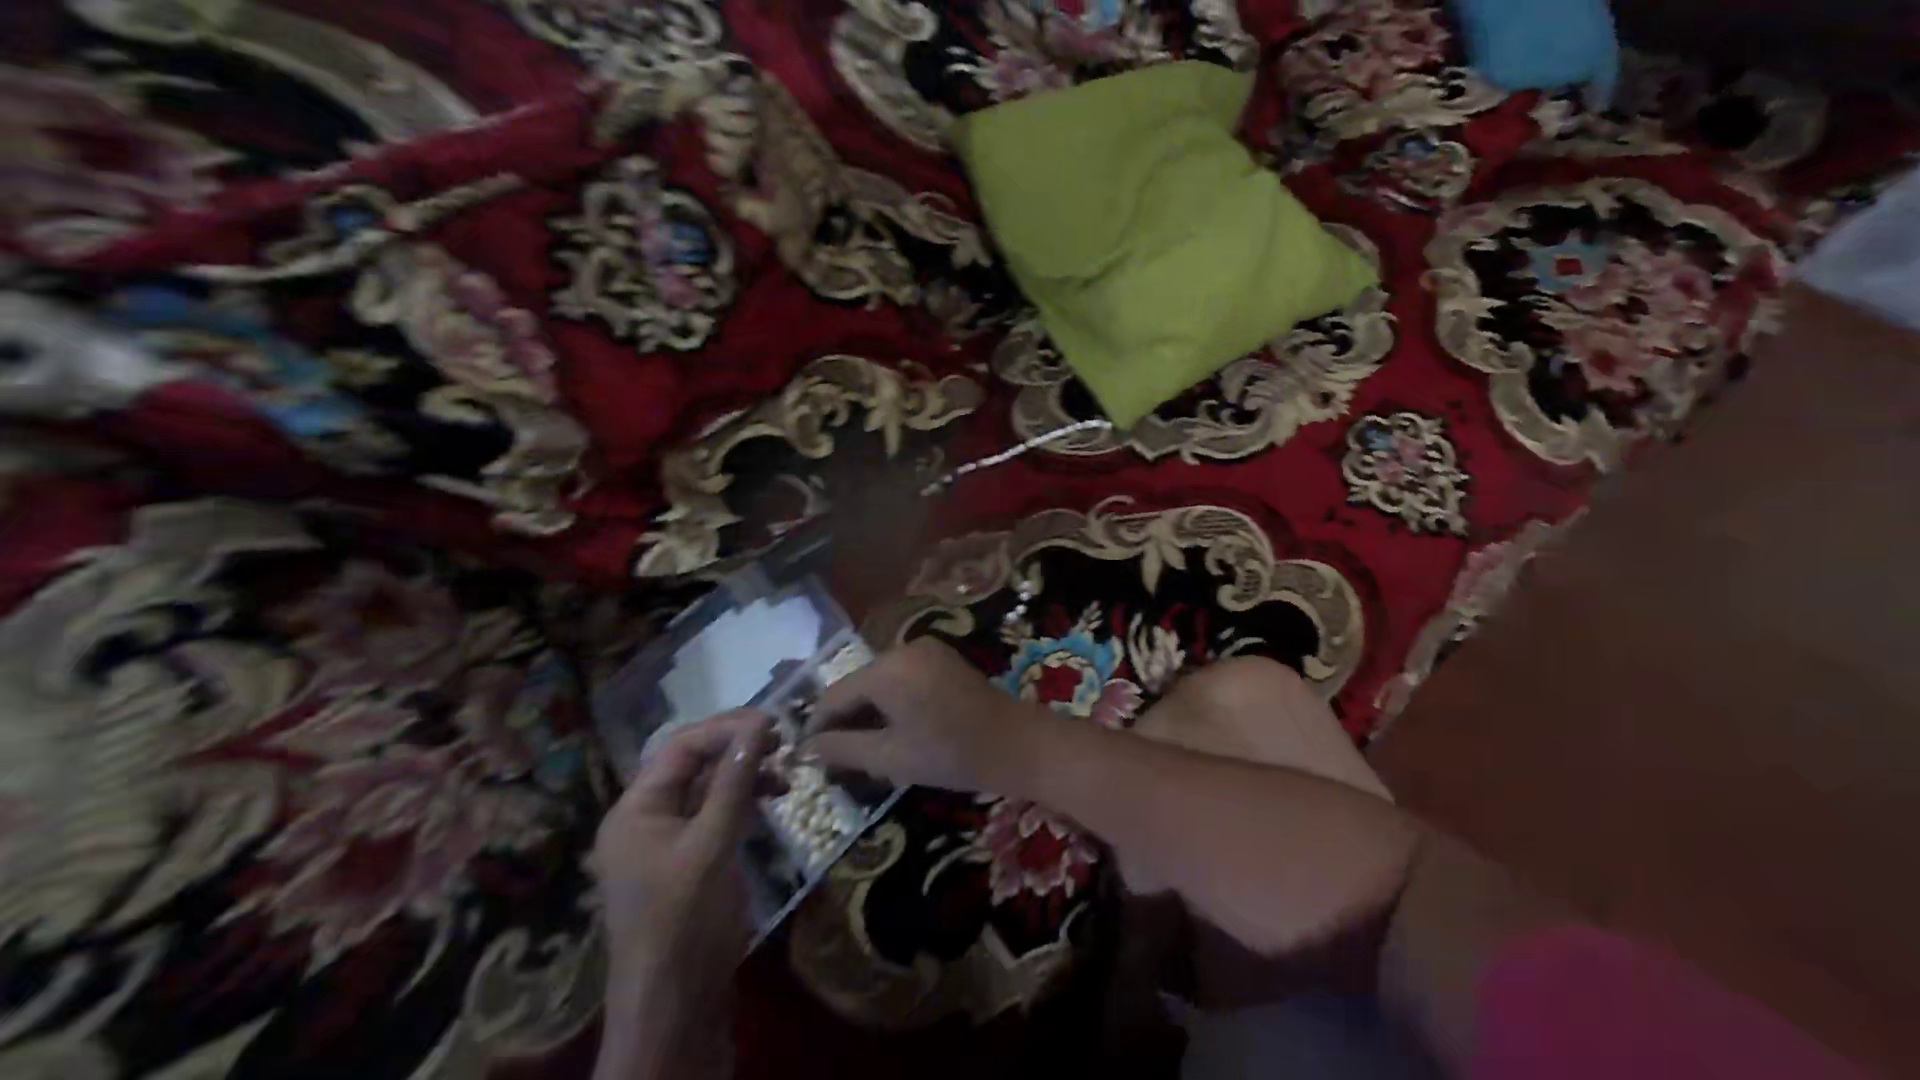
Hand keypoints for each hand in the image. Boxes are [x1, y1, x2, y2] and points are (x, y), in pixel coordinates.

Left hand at [590, 709, 772, 1079]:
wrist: (676, 1003)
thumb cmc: (684, 919)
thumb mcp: (711, 846)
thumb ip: (734, 782)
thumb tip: (759, 725)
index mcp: (636, 808)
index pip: (680, 747)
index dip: (725, 728)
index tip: (771, 721)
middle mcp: (649, 815)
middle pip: (694, 762)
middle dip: (737, 747)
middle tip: (782, 740)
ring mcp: (673, 837)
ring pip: (711, 785)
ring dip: (747, 772)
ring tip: (786, 770)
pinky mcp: (696, 856)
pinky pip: (720, 811)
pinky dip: (747, 798)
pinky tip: (776, 795)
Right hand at [801, 637, 1049, 792]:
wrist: (1016, 744)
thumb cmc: (950, 754)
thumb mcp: (890, 757)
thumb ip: (842, 749)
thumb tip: (806, 748)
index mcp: (886, 669)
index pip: (835, 694)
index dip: (818, 725)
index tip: (807, 754)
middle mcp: (902, 648)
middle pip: (857, 684)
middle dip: (844, 718)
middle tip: (836, 757)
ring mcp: (924, 649)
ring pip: (878, 680)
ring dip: (867, 710)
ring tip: (863, 747)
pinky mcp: (940, 657)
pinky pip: (901, 676)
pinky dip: (890, 700)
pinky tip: (893, 728)